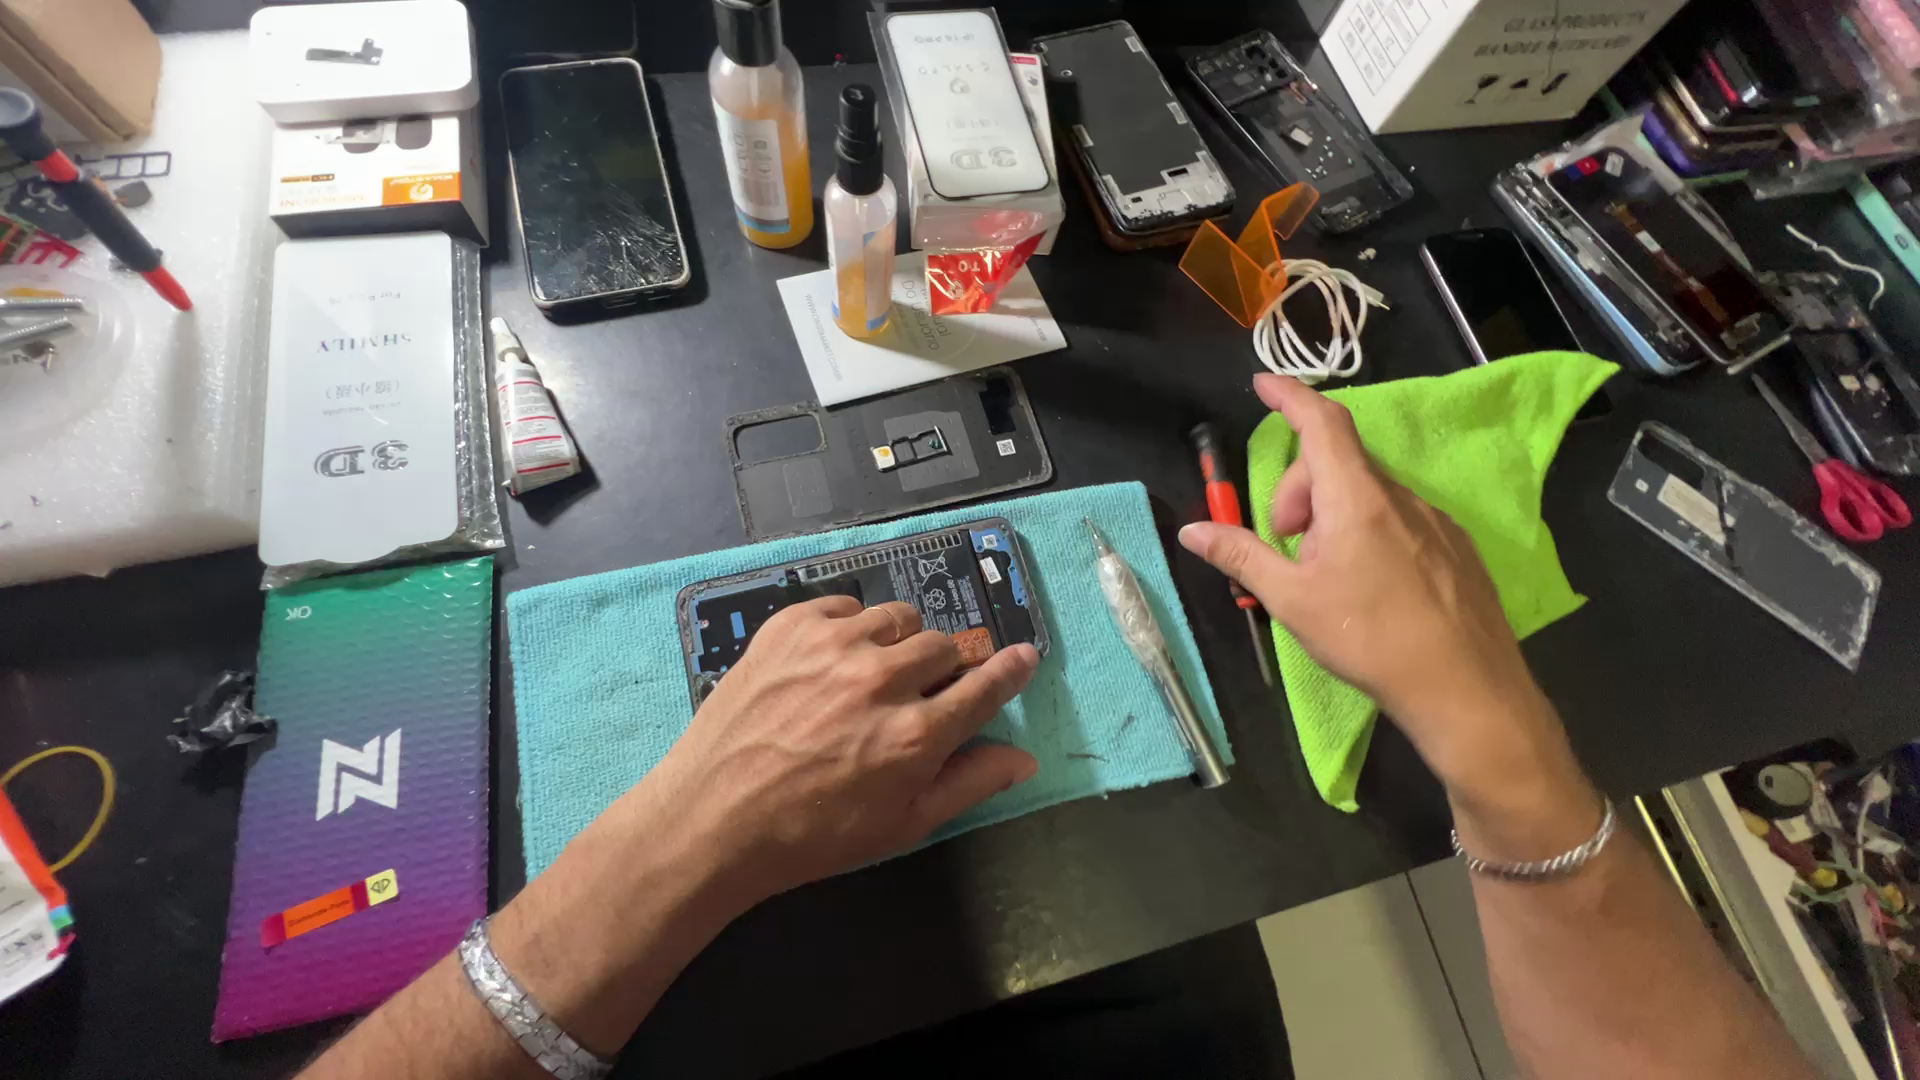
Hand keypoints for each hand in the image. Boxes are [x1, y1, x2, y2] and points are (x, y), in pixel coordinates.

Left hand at [651, 596, 1039, 902]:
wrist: (713, 816)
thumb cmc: (815, 833)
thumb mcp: (902, 824)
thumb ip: (970, 784)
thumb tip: (1025, 756)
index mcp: (914, 734)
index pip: (984, 687)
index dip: (1010, 671)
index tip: (1024, 655)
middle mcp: (881, 679)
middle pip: (941, 646)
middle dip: (937, 670)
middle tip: (909, 697)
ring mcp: (834, 644)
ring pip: (897, 619)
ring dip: (896, 644)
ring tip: (867, 676)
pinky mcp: (791, 624)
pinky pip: (847, 606)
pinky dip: (850, 628)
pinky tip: (830, 661)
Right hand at [1178, 375, 1587, 827]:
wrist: (1465, 690)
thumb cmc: (1368, 637)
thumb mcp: (1289, 599)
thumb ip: (1239, 556)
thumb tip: (1191, 530)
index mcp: (1356, 499)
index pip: (1321, 424)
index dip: (1289, 396)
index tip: (1262, 384)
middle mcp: (1399, 497)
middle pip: (1335, 463)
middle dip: (1295, 489)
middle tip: (1282, 543)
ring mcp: (1432, 520)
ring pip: (1365, 492)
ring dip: (1327, 513)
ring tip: (1320, 571)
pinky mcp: (1452, 546)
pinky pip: (1394, 515)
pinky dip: (1362, 528)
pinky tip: (1364, 583)